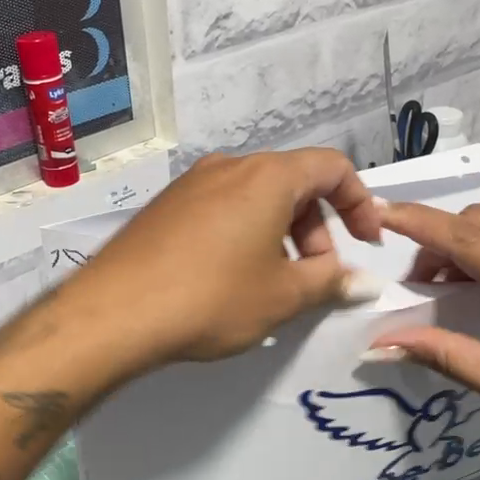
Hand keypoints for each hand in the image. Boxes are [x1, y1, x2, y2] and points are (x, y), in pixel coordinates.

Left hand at [68, 149, 385, 367]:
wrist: (113, 313)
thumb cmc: (212, 298)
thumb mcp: (282, 296)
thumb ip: (330, 283)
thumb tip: (361, 282)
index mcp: (267, 176)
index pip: (332, 167)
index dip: (359, 203)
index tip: (365, 244)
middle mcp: (228, 167)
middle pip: (291, 183)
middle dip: (316, 228)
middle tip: (314, 277)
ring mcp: (190, 185)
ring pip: (253, 199)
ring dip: (279, 235)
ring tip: (271, 285)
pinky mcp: (163, 208)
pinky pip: (219, 211)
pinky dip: (242, 236)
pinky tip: (228, 281)